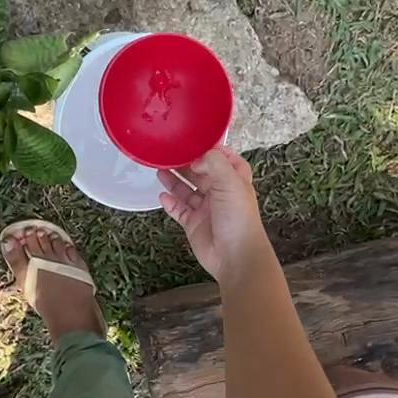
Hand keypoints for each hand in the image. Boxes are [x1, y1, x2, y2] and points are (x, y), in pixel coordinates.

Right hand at [157, 147, 274, 285]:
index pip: (225, 159)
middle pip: (201, 173)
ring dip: (174, 180)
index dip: (212, 151)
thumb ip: (213, 163)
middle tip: (168, 154)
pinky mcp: (194, 224)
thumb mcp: (230, 182)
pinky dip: (170, 203)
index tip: (194, 142)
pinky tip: (162, 195)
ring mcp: (206, 209)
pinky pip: (179, 210)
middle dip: (186, 163)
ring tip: (159, 169)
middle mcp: (220, 192)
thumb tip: (196, 159)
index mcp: (234, 180)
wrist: (235, 255)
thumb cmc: (238, 217)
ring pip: (187, 190)